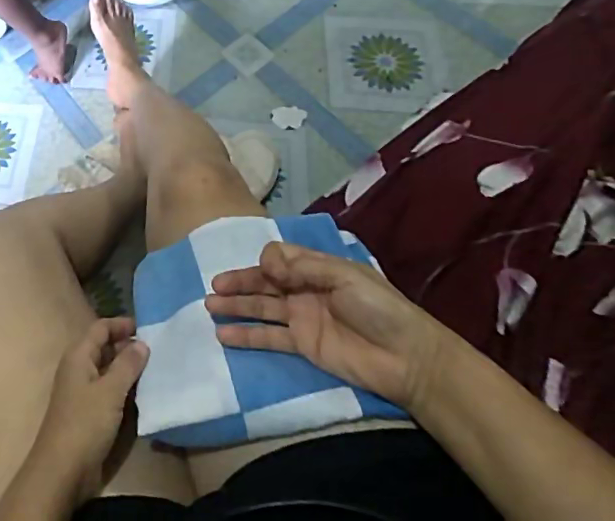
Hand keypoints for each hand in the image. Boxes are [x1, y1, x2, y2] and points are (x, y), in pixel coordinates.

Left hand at [30, 317, 149, 505]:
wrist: (61, 473)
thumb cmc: (84, 423)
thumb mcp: (111, 390)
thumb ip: (128, 364)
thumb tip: (142, 343)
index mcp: (79, 356)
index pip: (101, 328)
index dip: (122, 325)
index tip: (147, 328)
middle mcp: (79, 370)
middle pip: (104, 347)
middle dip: (128, 346)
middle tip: (156, 350)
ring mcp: (82, 392)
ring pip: (109, 370)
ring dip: (128, 369)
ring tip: (154, 369)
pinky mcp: (88, 413)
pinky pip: (109, 391)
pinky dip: (124, 388)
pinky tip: (142, 393)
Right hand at [206, 241, 448, 409]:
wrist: (405, 356)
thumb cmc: (379, 307)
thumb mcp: (344, 276)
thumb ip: (304, 268)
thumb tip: (266, 261)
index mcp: (318, 267)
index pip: (282, 258)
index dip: (267, 262)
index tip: (263, 270)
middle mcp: (306, 289)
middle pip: (267, 283)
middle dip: (241, 282)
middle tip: (214, 286)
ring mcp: (303, 318)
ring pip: (263, 308)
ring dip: (238, 306)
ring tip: (209, 306)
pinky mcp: (303, 346)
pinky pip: (270, 337)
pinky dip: (247, 335)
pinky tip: (225, 334)